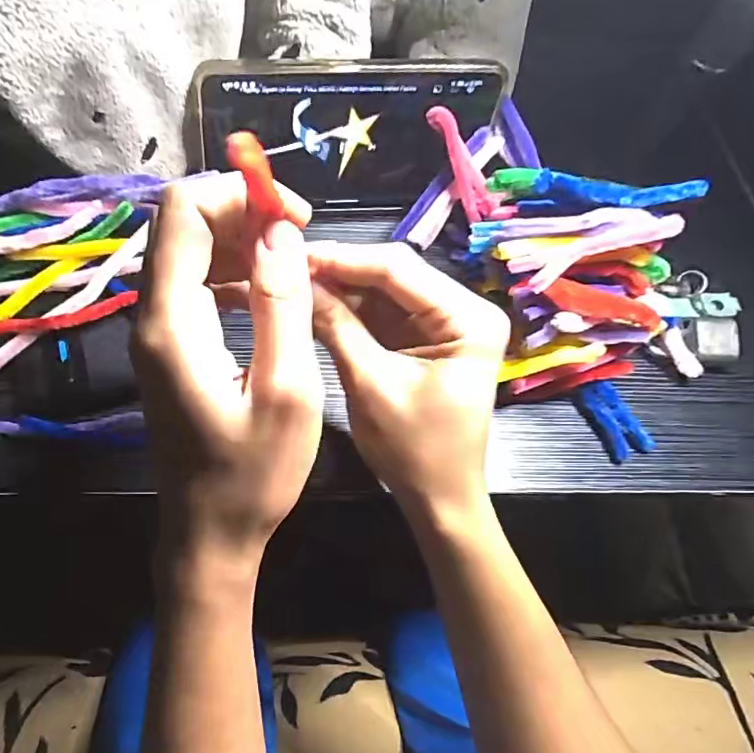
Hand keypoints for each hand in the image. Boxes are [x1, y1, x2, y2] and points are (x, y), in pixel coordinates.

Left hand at [133, 173, 321, 559]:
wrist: (209, 532)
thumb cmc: (253, 475)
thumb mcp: (285, 392)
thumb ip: (281, 304)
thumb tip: (279, 230)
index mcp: (173, 322)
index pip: (182, 210)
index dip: (239, 194)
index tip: (295, 217)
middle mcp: (151, 318)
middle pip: (182, 223)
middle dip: (242, 211)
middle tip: (300, 236)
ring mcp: (156, 334)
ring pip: (188, 251)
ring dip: (239, 240)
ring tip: (292, 261)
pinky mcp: (170, 349)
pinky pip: (194, 285)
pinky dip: (231, 271)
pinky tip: (267, 292)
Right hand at [309, 242, 509, 515]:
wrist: (438, 498)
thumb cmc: (415, 452)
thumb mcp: (371, 386)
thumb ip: (336, 328)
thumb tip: (297, 281)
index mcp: (468, 319)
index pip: (399, 269)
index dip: (342, 258)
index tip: (292, 254)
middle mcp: (463, 310)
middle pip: (392, 275)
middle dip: (338, 271)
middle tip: (284, 266)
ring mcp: (443, 323)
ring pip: (382, 291)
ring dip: (338, 288)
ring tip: (291, 281)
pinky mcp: (422, 339)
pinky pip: (380, 314)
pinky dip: (347, 311)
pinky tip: (312, 302)